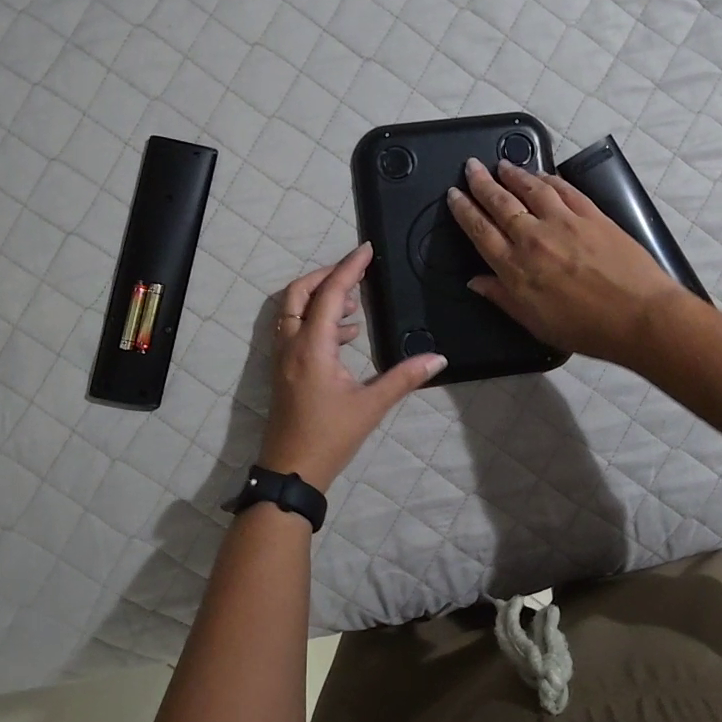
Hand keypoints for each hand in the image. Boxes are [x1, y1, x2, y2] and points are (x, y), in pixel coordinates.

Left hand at [259, 243, 447, 490]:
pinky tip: (346, 336)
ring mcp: (282, 357)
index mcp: (312, 346)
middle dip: (326, 276)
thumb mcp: (371, 406)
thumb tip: (438, 358)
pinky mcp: (283, 370)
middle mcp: (291, 344)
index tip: (366, 250)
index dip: (348, 268)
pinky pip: (294, 328)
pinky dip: (315, 319)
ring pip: (293, 309)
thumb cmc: (329, 438)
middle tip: (356, 272)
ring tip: (355, 305)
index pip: (330, 293)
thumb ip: (404, 378)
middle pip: (299, 292)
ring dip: (319, 297)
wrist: (290, 471)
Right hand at [447, 157, 693, 365]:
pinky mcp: (592, 215)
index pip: (480, 231)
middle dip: (482, 183)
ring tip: (501, 165)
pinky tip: (542, 174)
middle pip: (500, 203)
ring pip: (531, 189)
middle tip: (471, 167)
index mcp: (515, 268)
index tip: (455, 194)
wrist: (638, 316)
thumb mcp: (535, 323)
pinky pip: (564, 189)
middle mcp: (534, 239)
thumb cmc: (585, 329)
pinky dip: (549, 178)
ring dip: (513, 174)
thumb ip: (502, 298)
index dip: (464, 210)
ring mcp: (564, 222)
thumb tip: (475, 281)